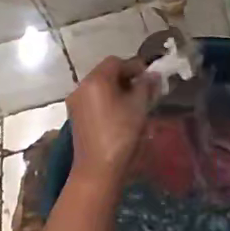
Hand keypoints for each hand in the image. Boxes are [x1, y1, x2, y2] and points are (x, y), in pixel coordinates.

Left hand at [66, 57, 151, 184]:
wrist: (98, 168)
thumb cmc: (121, 133)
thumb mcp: (139, 106)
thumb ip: (146, 85)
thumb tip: (153, 74)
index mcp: (95, 80)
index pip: (116, 62)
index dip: (135, 66)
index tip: (150, 78)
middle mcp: (81, 87)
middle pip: (106, 73)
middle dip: (126, 77)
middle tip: (144, 90)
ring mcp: (76, 103)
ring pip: (99, 87)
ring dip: (117, 89)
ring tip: (135, 102)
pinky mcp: (76, 117)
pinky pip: (94, 99)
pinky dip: (107, 100)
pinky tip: (121, 114)